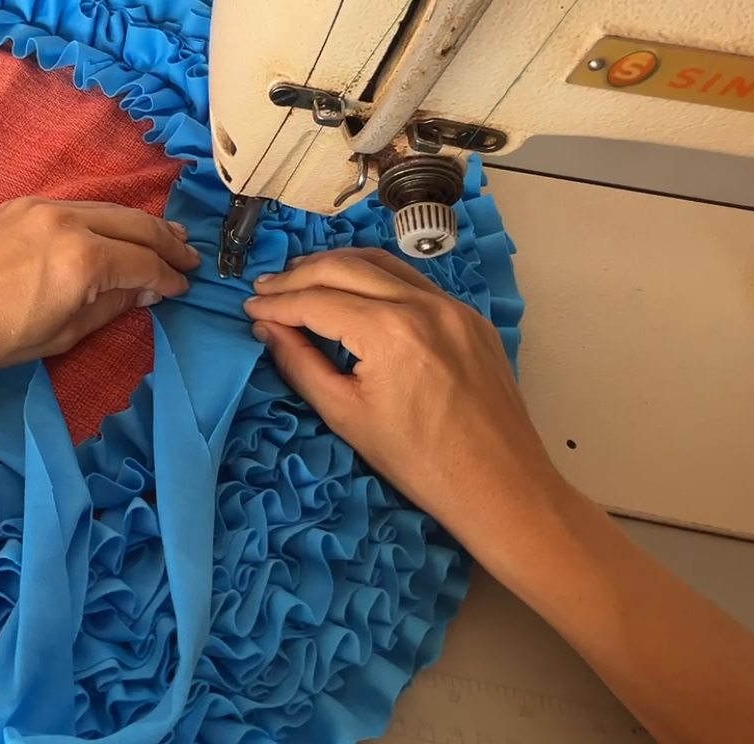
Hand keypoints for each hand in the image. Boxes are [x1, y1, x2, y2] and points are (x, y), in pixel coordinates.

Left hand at [0, 198, 199, 389]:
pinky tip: (114, 229)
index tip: (184, 288)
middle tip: (190, 257)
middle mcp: (69, 221)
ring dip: (141, 224)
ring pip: (109, 208)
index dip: (169, 278)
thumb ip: (111, 306)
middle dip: (168, 242)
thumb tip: (145, 290)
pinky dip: (106, 217)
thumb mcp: (62, 335)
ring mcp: (43, 206)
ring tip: (166, 238)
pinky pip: (79, 205)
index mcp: (83, 260)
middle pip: (135, 225)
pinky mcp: (22, 203)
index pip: (143, 263)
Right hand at [243, 248, 572, 550]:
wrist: (505, 490)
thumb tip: (266, 328)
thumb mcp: (345, 416)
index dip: (276, 304)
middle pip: (343, 267)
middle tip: (265, 290)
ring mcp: (452, 305)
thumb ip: (299, 364)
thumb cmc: (419, 463)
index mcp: (389, 332)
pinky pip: (410, 280)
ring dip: (333, 265)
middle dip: (297, 276)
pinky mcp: (469, 316)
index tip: (248, 309)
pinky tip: (352, 291)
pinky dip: (371, 276)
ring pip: (379, 262)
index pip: (316, 301)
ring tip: (299, 280)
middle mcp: (422, 304)